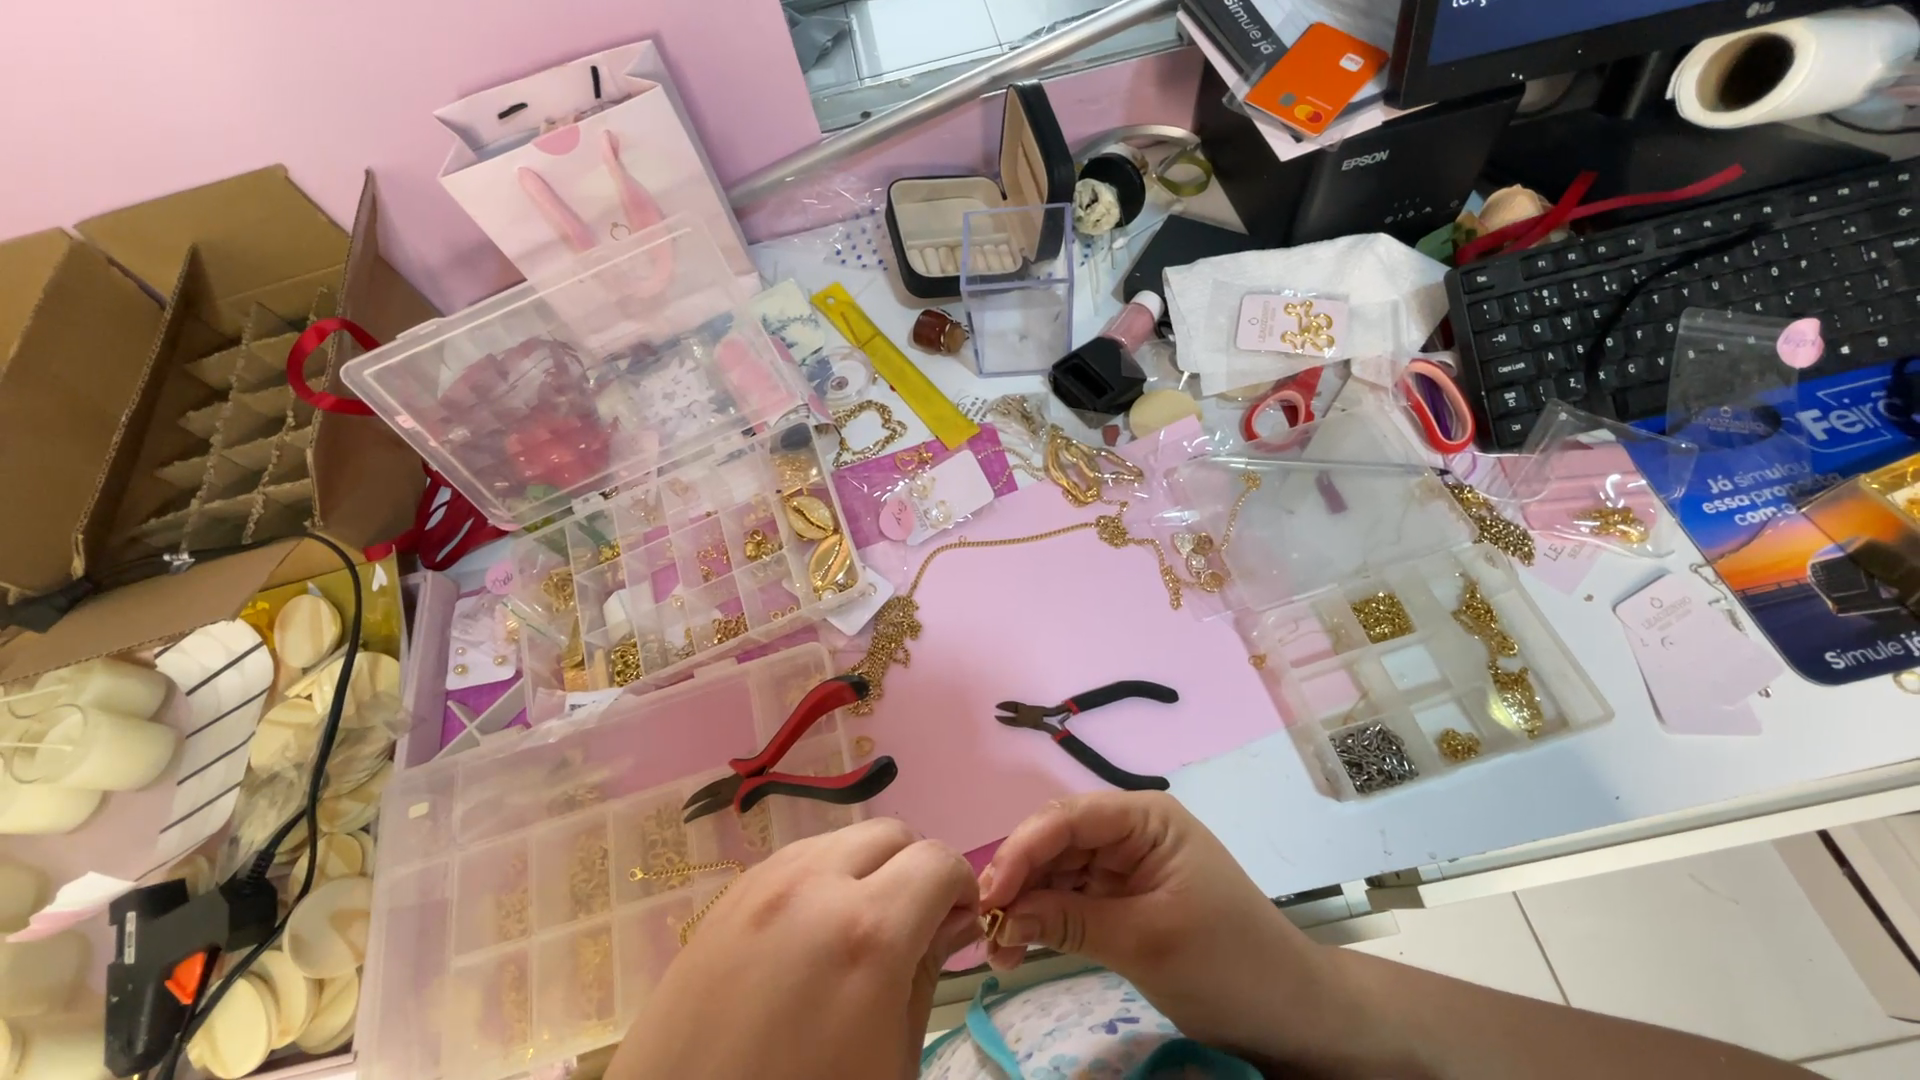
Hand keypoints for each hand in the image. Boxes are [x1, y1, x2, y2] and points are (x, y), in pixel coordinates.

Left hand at [609, 818, 980, 1079]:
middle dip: (916, 870)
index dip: (960, 890)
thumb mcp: (889, 1058)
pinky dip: (820, 879)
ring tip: (857, 929)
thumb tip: (952, 921)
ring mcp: (762, 884)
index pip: (939, 862)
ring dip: (866, 868)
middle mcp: (814, 885)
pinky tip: (809, 934)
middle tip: (913, 926)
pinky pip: (794, 860)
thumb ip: (925, 973)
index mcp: (867, 931)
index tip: (957, 926)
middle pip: (891, 834)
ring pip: (840, 838)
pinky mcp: (726, 898)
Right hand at [978, 792, 1359, 1069]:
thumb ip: (1068, 921)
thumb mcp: (1144, 940)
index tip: (987, 895)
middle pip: (1054, 843)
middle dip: (1016, 882)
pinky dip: (1040, 923)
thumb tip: (1000, 919)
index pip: (1068, 818)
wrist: (1286, 1012)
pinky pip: (1067, 900)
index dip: (1022, 850)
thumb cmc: (1227, 962)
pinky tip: (1016, 950)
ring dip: (1022, 907)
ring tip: (995, 951)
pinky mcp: (1118, 899)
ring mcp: (1122, 865)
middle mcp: (1128, 832)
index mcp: (1145, 818)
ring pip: (1053, 873)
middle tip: (981, 929)